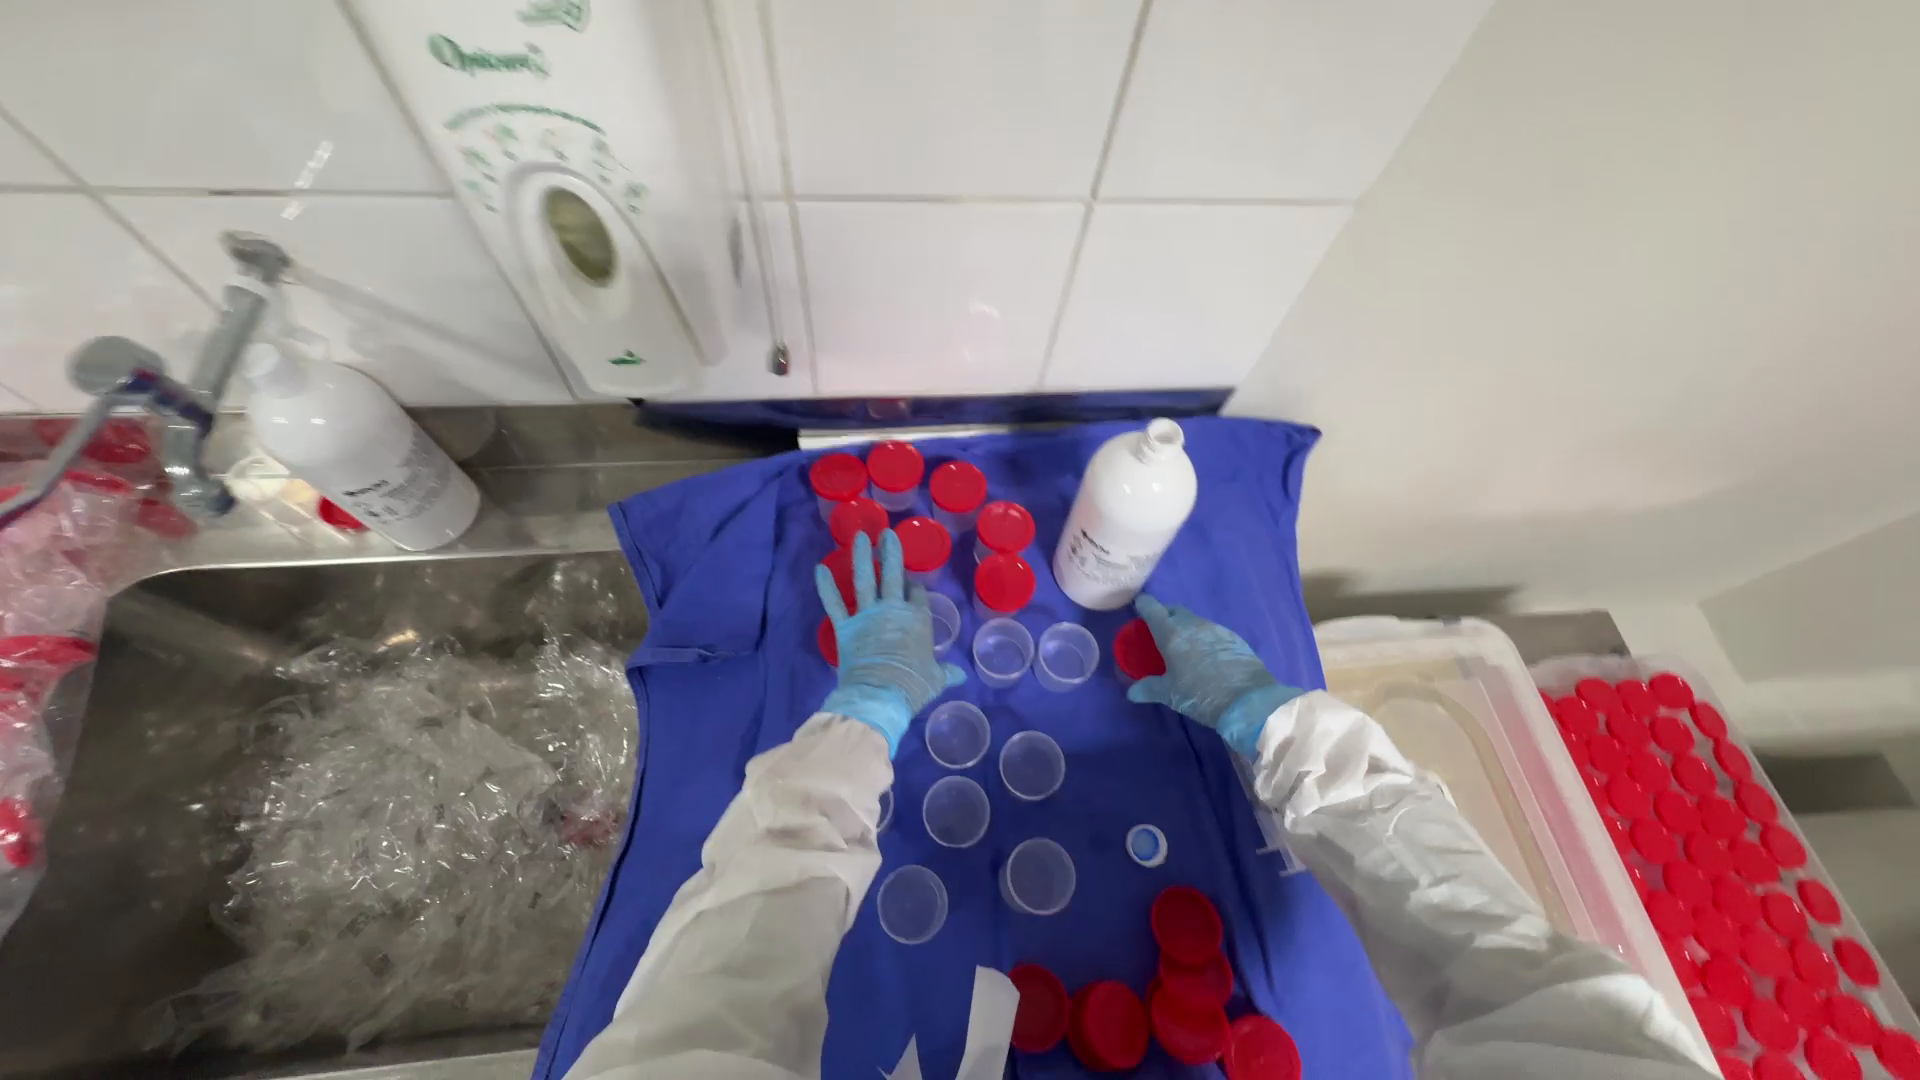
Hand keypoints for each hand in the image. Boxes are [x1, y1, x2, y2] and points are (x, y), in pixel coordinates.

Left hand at [814, 530, 965, 755]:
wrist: (880, 695)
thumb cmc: (912, 685)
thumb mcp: (935, 679)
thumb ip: (947, 672)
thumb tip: (962, 676)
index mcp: (918, 619)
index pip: (918, 595)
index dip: (915, 587)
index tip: (912, 583)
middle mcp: (893, 610)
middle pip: (894, 575)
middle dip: (891, 553)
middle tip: (887, 534)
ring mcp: (867, 615)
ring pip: (865, 580)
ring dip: (862, 556)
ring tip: (860, 536)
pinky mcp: (845, 626)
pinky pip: (834, 602)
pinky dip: (825, 586)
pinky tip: (819, 568)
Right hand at [1127, 594, 1300, 757]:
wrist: (1248, 700)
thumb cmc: (1200, 694)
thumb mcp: (1170, 695)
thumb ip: (1148, 689)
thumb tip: (1131, 692)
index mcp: (1171, 632)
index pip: (1151, 606)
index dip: (1143, 606)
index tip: (1139, 611)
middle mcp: (1193, 624)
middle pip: (1174, 610)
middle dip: (1164, 616)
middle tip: (1160, 633)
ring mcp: (1217, 629)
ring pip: (1195, 621)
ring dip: (1186, 628)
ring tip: (1185, 647)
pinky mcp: (1235, 638)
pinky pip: (1213, 632)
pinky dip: (1205, 639)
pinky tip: (1208, 657)